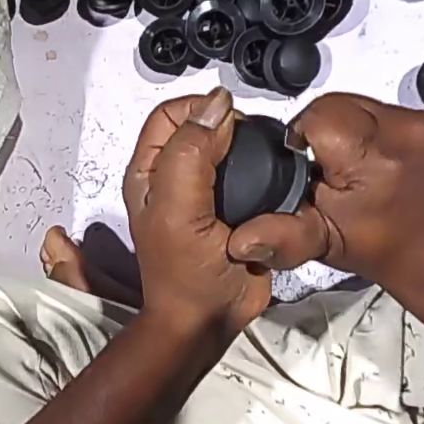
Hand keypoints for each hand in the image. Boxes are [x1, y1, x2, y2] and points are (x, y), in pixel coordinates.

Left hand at [125, 88, 270, 335]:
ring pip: (232, 151)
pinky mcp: (235, 208)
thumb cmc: (185, 273)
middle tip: (251, 150)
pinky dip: (264, 176)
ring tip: (263, 169)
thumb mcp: (178, 208)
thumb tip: (217, 104)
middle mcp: (176, 177)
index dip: (201, 110)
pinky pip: (253, 177)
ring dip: (251, 154)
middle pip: (203, 127)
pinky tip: (272, 186)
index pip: (171, 114)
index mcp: (151, 172)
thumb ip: (191, 152)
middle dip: (230, 129)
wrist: (210, 319)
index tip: (231, 126)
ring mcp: (206, 193)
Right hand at [226, 92, 423, 290]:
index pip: (318, 114)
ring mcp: (417, 124)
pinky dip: (365, 128)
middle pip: (335, 102)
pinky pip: (378, 108)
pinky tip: (366, 157)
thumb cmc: (379, 246)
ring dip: (342, 127)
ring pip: (355, 101)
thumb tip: (241, 239)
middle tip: (325, 169)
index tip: (306, 164)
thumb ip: (278, 234)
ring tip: (345, 164)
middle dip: (320, 131)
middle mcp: (401, 135)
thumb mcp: (319, 241)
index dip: (301, 137)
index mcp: (372, 161)